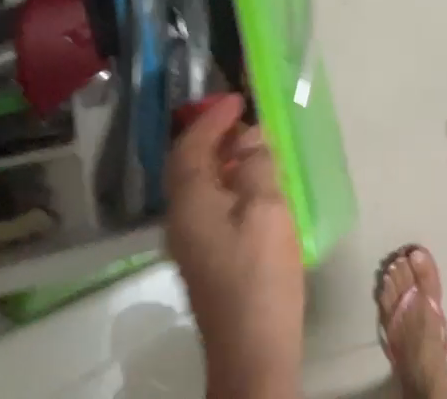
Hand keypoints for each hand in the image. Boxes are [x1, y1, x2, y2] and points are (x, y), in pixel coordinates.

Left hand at [166, 95, 303, 397]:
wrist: (252, 348)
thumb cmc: (260, 274)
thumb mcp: (267, 210)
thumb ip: (258, 166)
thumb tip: (252, 138)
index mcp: (189, 201)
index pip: (191, 146)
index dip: (212, 118)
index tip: (237, 98)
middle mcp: (180, 217)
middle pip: (188, 164)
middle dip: (212, 135)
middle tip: (243, 117)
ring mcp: (189, 241)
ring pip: (198, 185)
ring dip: (221, 159)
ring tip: (253, 145)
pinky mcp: (204, 257)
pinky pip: (207, 204)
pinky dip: (226, 183)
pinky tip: (253, 186)